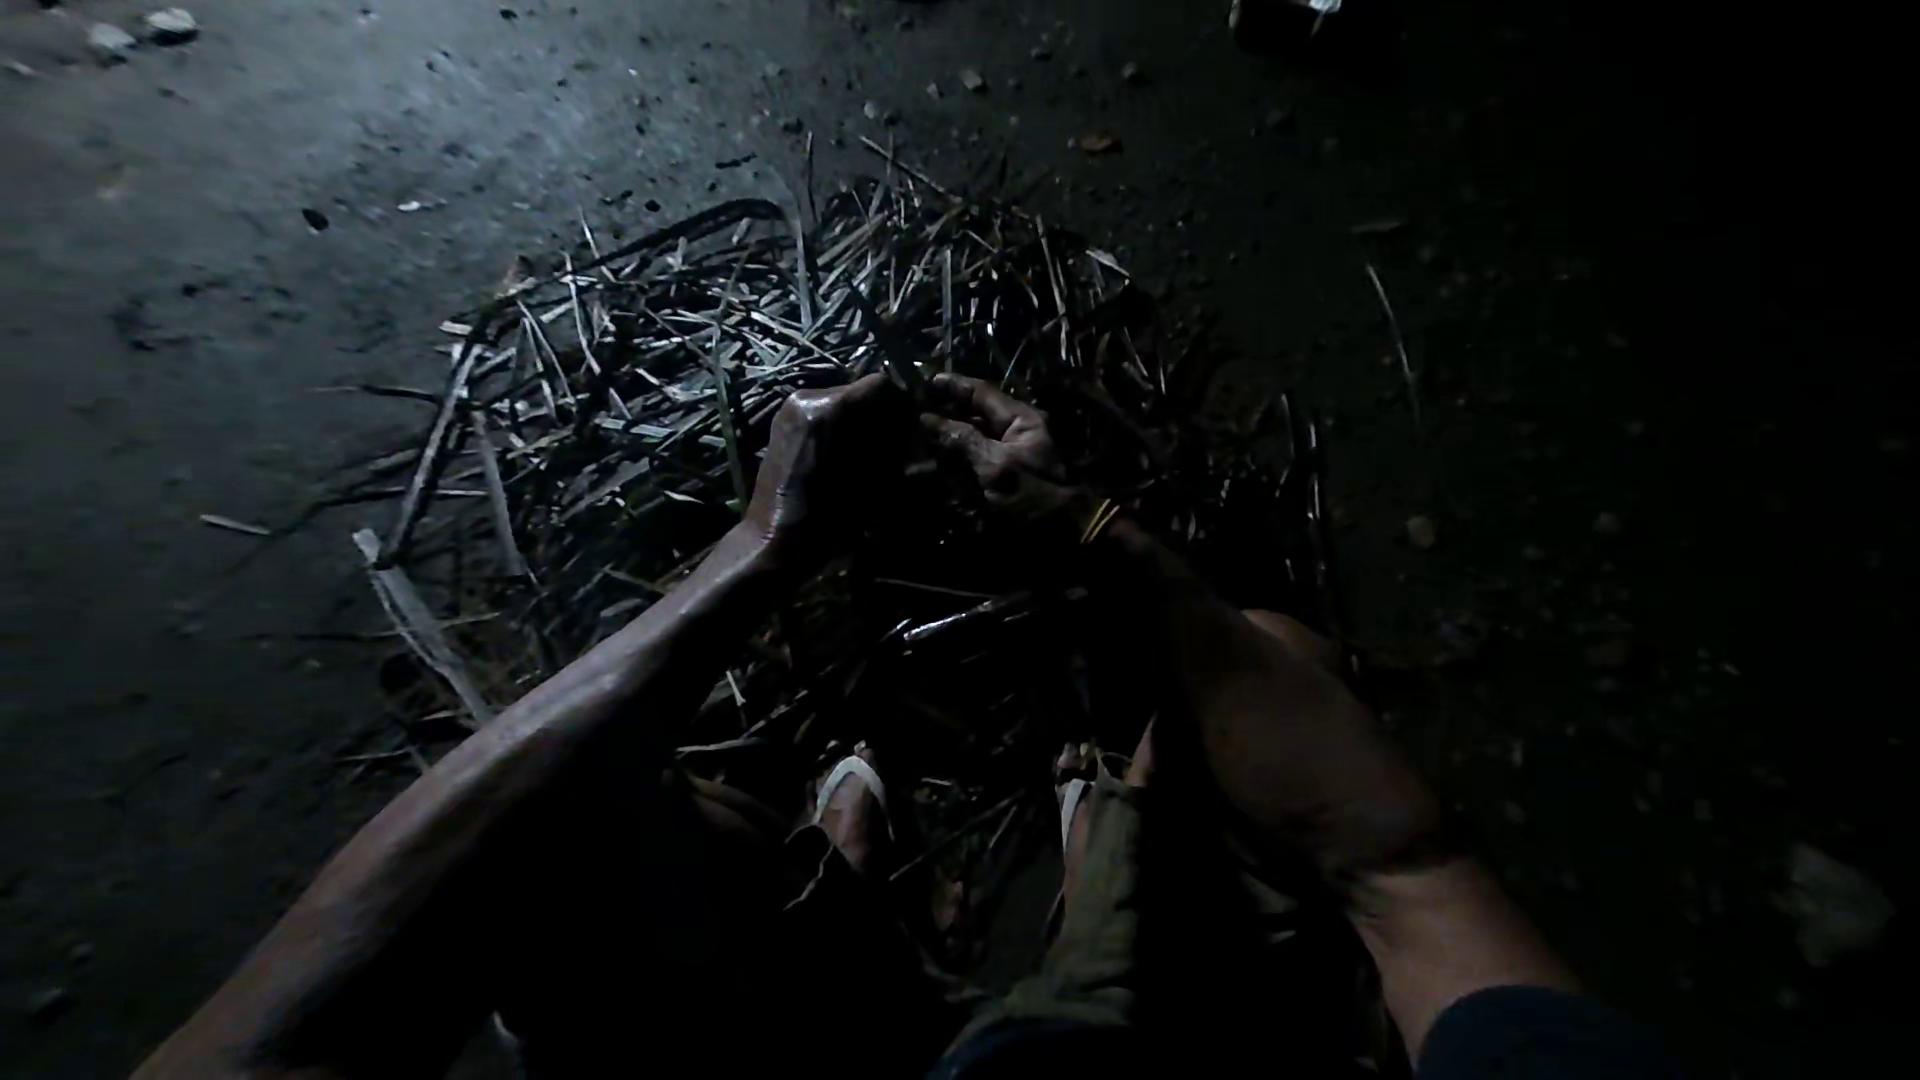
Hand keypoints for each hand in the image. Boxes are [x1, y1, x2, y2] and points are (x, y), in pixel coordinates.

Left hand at [741, 373, 909, 567]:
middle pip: (861, 391)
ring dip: (861, 422)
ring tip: (866, 455)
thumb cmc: (831, 518)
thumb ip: (899, 447)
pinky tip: (843, 456)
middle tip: (892, 446)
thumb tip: (916, 426)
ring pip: (842, 401)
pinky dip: (839, 428)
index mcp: (834, 408)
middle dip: (881, 415)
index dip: (902, 404)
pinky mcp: (782, 421)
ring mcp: (791, 406)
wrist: (778, 540)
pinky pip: (823, 413)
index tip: (910, 429)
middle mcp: (809, 396)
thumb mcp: (879, 483)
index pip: (882, 384)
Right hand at [918, 374, 1095, 535]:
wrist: (1062, 526)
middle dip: (949, 408)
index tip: (927, 382)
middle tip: (918, 406)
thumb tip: (929, 418)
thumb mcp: (994, 464)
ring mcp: (1014, 448)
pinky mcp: (1009, 468)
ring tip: (923, 429)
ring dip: (952, 431)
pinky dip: (962, 450)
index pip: (982, 392)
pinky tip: (941, 453)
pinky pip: (981, 451)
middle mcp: (1017, 427)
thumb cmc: (1031, 491)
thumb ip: (962, 438)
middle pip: (978, 410)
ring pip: (978, 431)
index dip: (954, 385)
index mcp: (1020, 417)